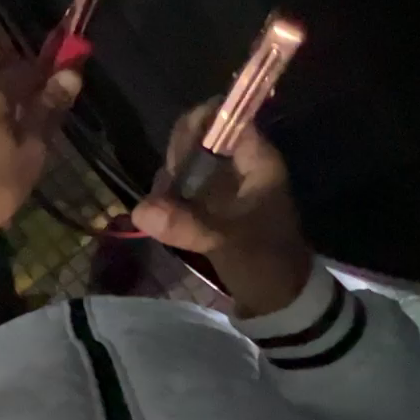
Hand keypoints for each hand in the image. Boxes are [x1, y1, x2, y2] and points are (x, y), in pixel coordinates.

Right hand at [132, 101, 314, 315]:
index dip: (197, 126)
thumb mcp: (225, 241)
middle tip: (168, 189)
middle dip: (178, 158)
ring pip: (186, 162)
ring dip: (171, 180)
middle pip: (198, 136)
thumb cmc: (264, 262)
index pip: (225, 118)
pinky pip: (183, 186)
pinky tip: (164, 215)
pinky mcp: (211, 203)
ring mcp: (223, 183)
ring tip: (165, 207)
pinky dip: (170, 196)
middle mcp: (239, 163)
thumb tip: (140, 210)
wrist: (278, 301)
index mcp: (256, 160)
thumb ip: (186, 224)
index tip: (177, 156)